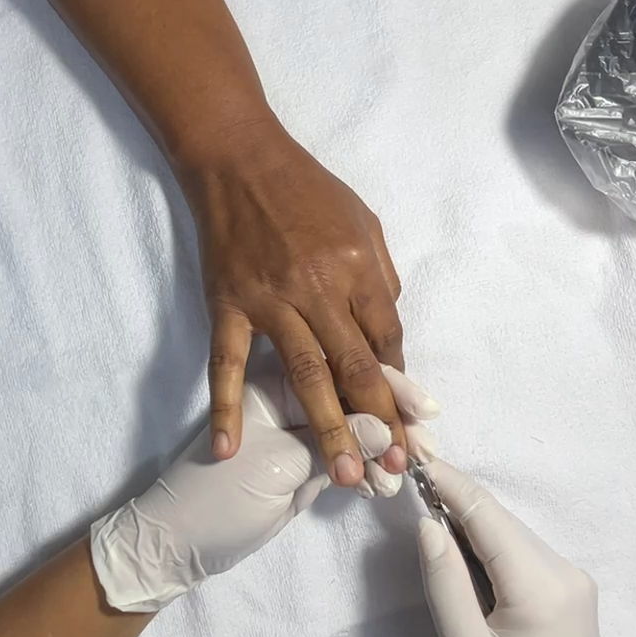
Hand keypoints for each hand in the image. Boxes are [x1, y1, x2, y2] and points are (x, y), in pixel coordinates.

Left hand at [90, 372, 393, 611]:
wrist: (179, 543)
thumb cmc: (217, 496)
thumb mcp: (277, 466)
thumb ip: (332, 442)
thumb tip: (388, 430)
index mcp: (272, 384)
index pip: (338, 373)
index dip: (384, 391)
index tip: (422, 410)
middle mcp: (288, 399)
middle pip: (353, 398)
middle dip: (393, 420)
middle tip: (428, 443)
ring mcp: (296, 430)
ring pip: (353, 427)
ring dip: (383, 446)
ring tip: (415, 466)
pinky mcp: (301, 462)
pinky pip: (343, 456)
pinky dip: (366, 466)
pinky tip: (386, 479)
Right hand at [181, 127, 407, 487]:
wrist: (240, 159)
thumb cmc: (308, 190)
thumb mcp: (364, 221)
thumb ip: (380, 278)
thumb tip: (388, 337)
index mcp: (359, 268)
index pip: (388, 340)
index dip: (400, 387)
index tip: (409, 426)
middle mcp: (320, 289)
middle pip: (355, 367)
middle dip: (379, 424)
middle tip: (393, 472)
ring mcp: (271, 301)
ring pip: (305, 375)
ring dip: (328, 429)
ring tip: (346, 477)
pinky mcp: (229, 306)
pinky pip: (228, 364)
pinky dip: (226, 407)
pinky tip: (227, 449)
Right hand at [417, 460, 635, 636]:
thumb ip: (445, 583)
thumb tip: (428, 524)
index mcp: (539, 586)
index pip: (487, 515)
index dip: (450, 483)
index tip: (415, 457)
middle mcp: (563, 570)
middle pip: (500, 520)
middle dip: (456, 498)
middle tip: (412, 481)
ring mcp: (572, 577)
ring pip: (510, 532)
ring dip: (470, 520)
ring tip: (429, 511)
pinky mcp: (571, 588)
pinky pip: (521, 550)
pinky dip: (488, 541)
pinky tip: (463, 548)